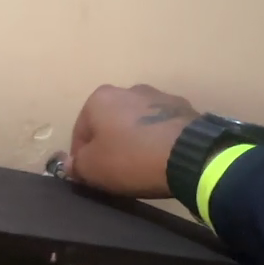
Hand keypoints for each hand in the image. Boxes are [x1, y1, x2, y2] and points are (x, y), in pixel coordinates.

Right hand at [64, 84, 198, 198]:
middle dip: (109, 144)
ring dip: (134, 140)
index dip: (82, 157)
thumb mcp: (92, 169)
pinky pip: (161, 127)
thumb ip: (76, 165)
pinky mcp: (185, 109)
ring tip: (141, 166)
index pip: (80, 132)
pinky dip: (157, 140)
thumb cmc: (131, 159)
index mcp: (99, 99)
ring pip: (136, 123)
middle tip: (114, 170)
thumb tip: (72, 163)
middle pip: (109, 123)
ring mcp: (159, 97)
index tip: (90, 174)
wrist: (191, 156)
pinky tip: (160, 159)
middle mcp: (127, 90)